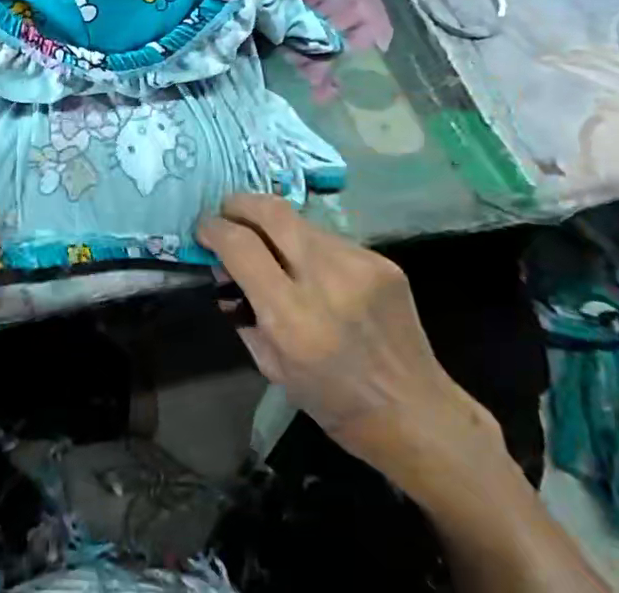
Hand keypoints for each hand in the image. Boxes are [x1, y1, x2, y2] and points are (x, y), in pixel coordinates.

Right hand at [198, 194, 497, 487]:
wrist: (415, 413)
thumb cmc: (330, 398)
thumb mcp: (267, 361)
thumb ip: (239, 307)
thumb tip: (223, 264)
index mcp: (292, 316)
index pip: (239, 244)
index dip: (212, 228)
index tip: (203, 231)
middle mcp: (327, 281)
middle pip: (270, 210)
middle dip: (238, 205)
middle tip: (227, 216)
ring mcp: (361, 266)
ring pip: (299, 221)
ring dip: (274, 229)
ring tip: (272, 252)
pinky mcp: (383, 262)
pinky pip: (329, 238)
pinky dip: (308, 247)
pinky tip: (314, 273)